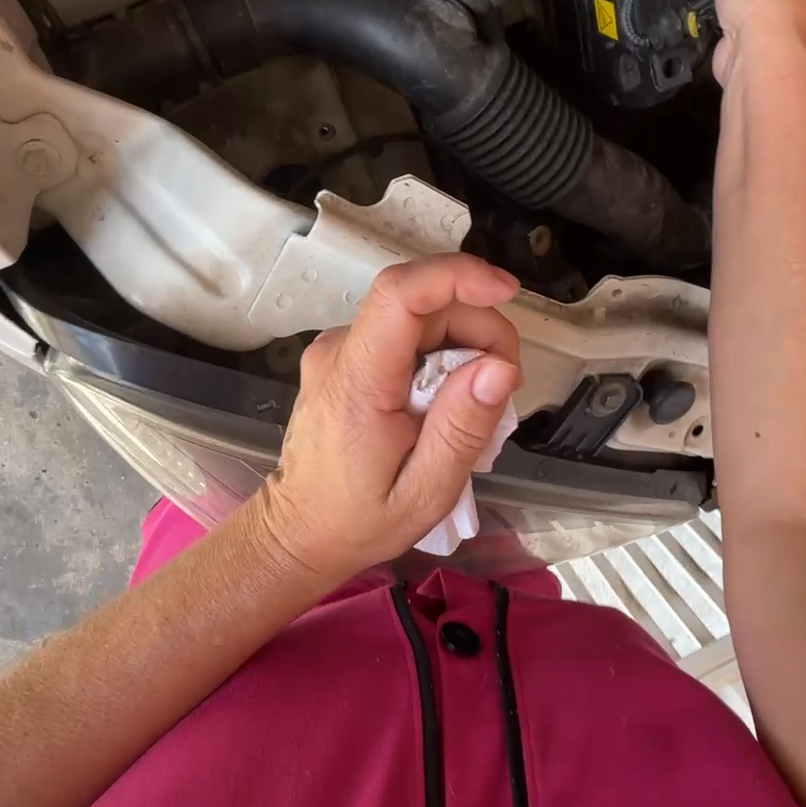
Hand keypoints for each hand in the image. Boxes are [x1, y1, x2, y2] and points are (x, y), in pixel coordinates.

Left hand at [251, 254, 523, 582]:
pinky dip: (442, 352)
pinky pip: (405, 333)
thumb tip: (500, 368)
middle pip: (423, 303)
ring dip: (464, 343)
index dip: (458, 276)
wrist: (301, 529)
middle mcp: (340, 350)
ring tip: (476, 401)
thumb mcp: (425, 493)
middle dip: (479, 327)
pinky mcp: (346, 355)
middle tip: (503, 382)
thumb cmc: (358, 519)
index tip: (505, 290)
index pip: (400, 295)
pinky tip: (449, 397)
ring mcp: (339, 349)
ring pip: (419, 316)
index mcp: (357, 382)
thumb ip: (462, 429)